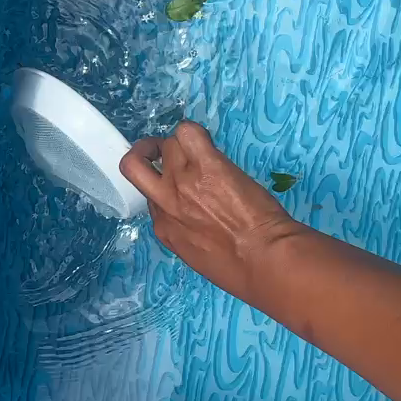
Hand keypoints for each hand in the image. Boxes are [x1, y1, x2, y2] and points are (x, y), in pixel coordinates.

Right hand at [119, 121, 307, 299]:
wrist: (265, 259)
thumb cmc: (241, 269)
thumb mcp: (199, 258)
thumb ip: (187, 233)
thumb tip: (193, 219)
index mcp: (165, 228)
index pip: (151, 197)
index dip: (165, 187)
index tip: (183, 187)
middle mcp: (166, 202)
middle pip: (135, 165)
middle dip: (146, 154)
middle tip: (164, 154)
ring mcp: (182, 181)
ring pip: (167, 144)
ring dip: (182, 145)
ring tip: (203, 152)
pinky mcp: (206, 164)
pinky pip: (188, 132)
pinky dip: (195, 131)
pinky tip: (210, 144)